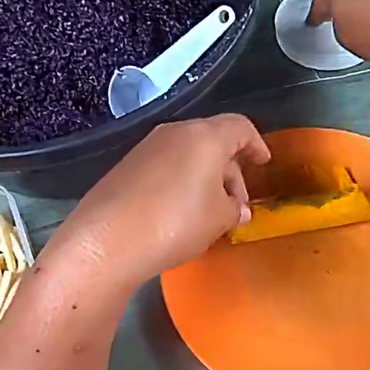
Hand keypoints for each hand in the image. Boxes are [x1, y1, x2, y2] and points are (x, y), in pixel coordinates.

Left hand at [45, 115, 270, 290]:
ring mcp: (146, 148)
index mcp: (204, 137)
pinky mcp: (127, 167)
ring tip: (211, 213)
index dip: (257, 144)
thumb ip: (235, 208)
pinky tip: (181, 213)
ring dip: (207, 178)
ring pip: (189, 154)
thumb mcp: (219, 218)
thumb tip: (236, 207)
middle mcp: (175, 133)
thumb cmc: (175, 224)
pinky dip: (183, 182)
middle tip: (238, 203)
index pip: (240, 127)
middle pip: (214, 140)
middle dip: (231, 169)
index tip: (264, 163)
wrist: (106, 242)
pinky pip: (167, 167)